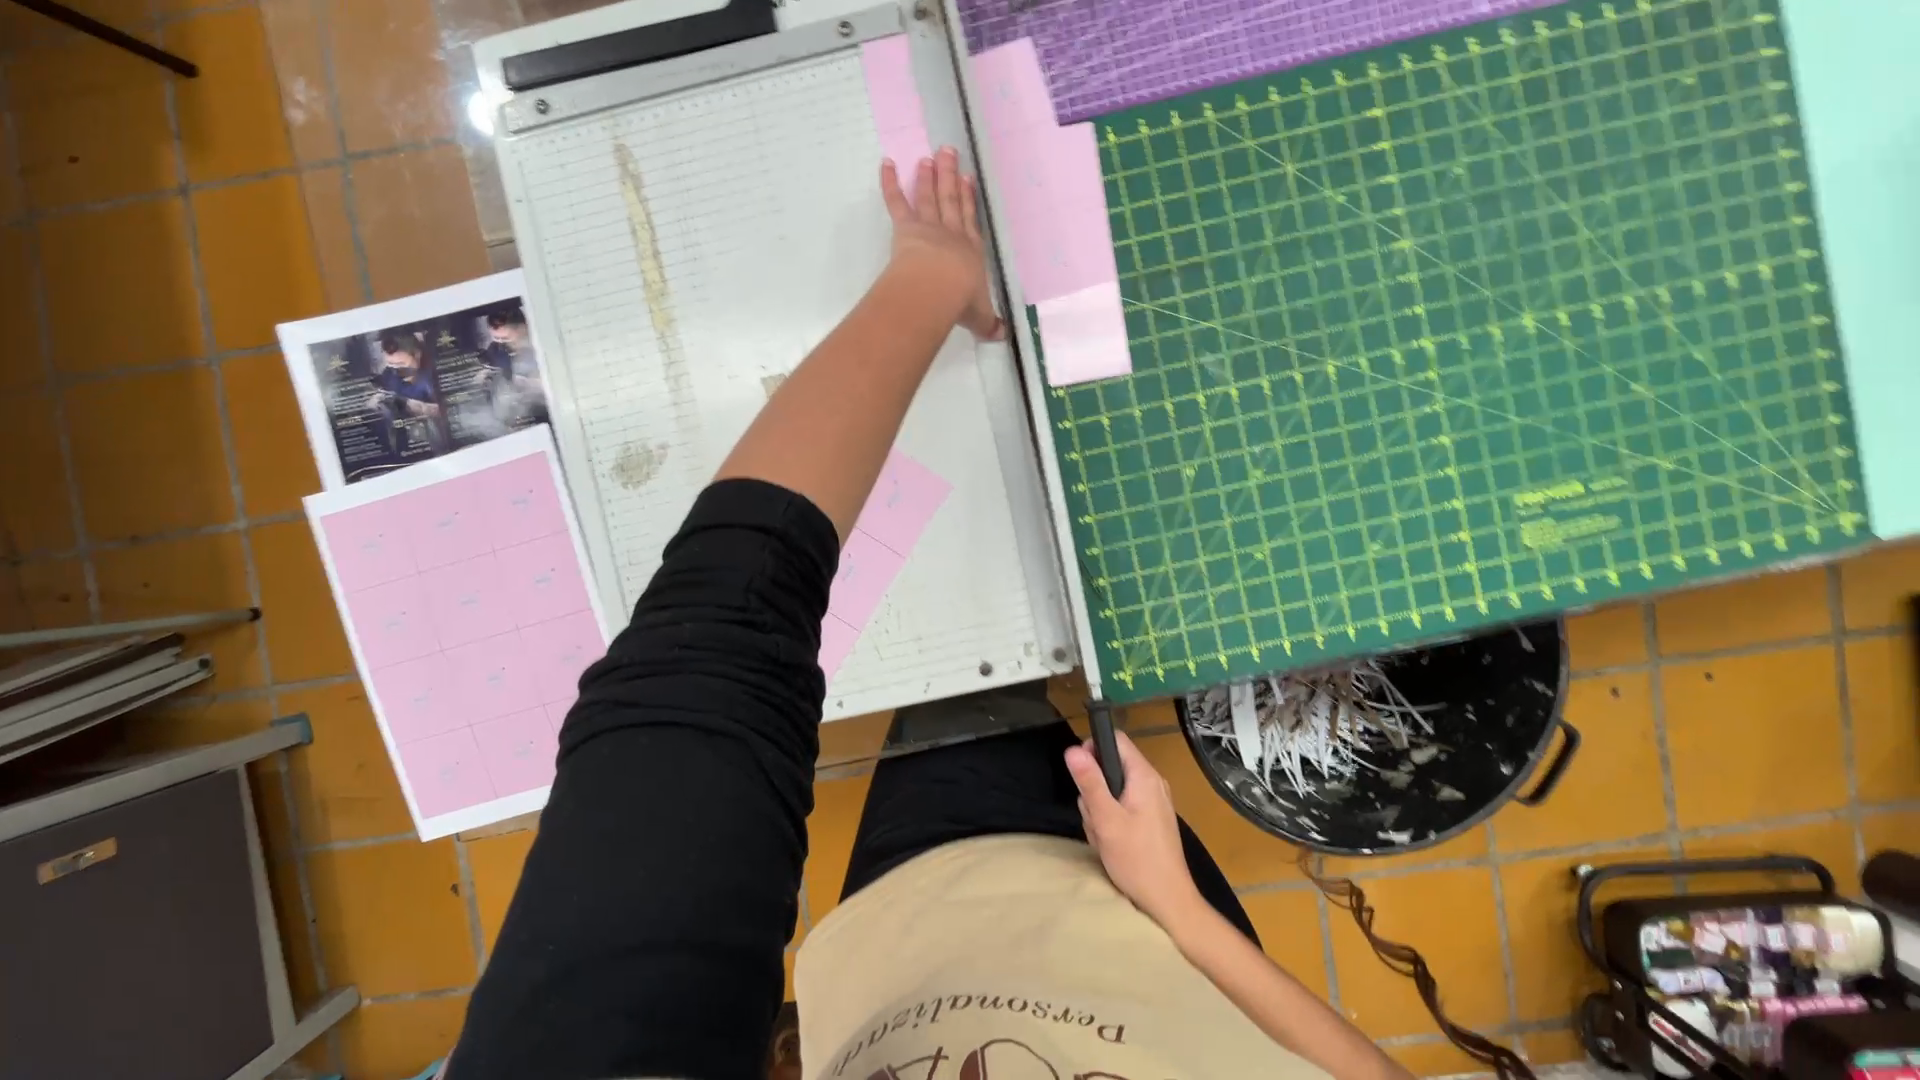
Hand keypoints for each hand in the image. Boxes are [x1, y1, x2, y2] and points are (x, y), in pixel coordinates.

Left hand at [879, 147, 1003, 340]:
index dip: (969, 201)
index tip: (968, 180)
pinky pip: (896, 202)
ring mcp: (929, 227)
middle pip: (951, 201)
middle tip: (948, 152)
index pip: (970, 221)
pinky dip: (890, 182)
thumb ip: (988, 324)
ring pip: (929, 197)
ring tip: (927, 157)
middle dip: (950, 176)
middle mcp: (951, 234)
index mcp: (971, 252)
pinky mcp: (906, 228)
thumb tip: (1002, 336)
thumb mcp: (980, 316)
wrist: (938, 288)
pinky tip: (885, 164)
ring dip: (928, 177)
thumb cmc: (961, 301)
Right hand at [1065, 731, 1206, 926]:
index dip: (1093, 748)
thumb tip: (1072, 749)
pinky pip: (1121, 807)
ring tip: (1103, 836)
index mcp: (1144, 776)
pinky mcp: (1149, 819)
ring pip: (1112, 791)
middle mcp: (1151, 783)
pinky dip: (1110, 821)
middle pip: (1110, 768)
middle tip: (1095, 817)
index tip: (1079, 772)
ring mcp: (1152, 802)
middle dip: (1094, 790)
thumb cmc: (1137, 860)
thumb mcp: (1106, 820)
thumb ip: (1090, 783)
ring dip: (1099, 811)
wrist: (1168, 901)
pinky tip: (1110, 843)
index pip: (1116, 740)